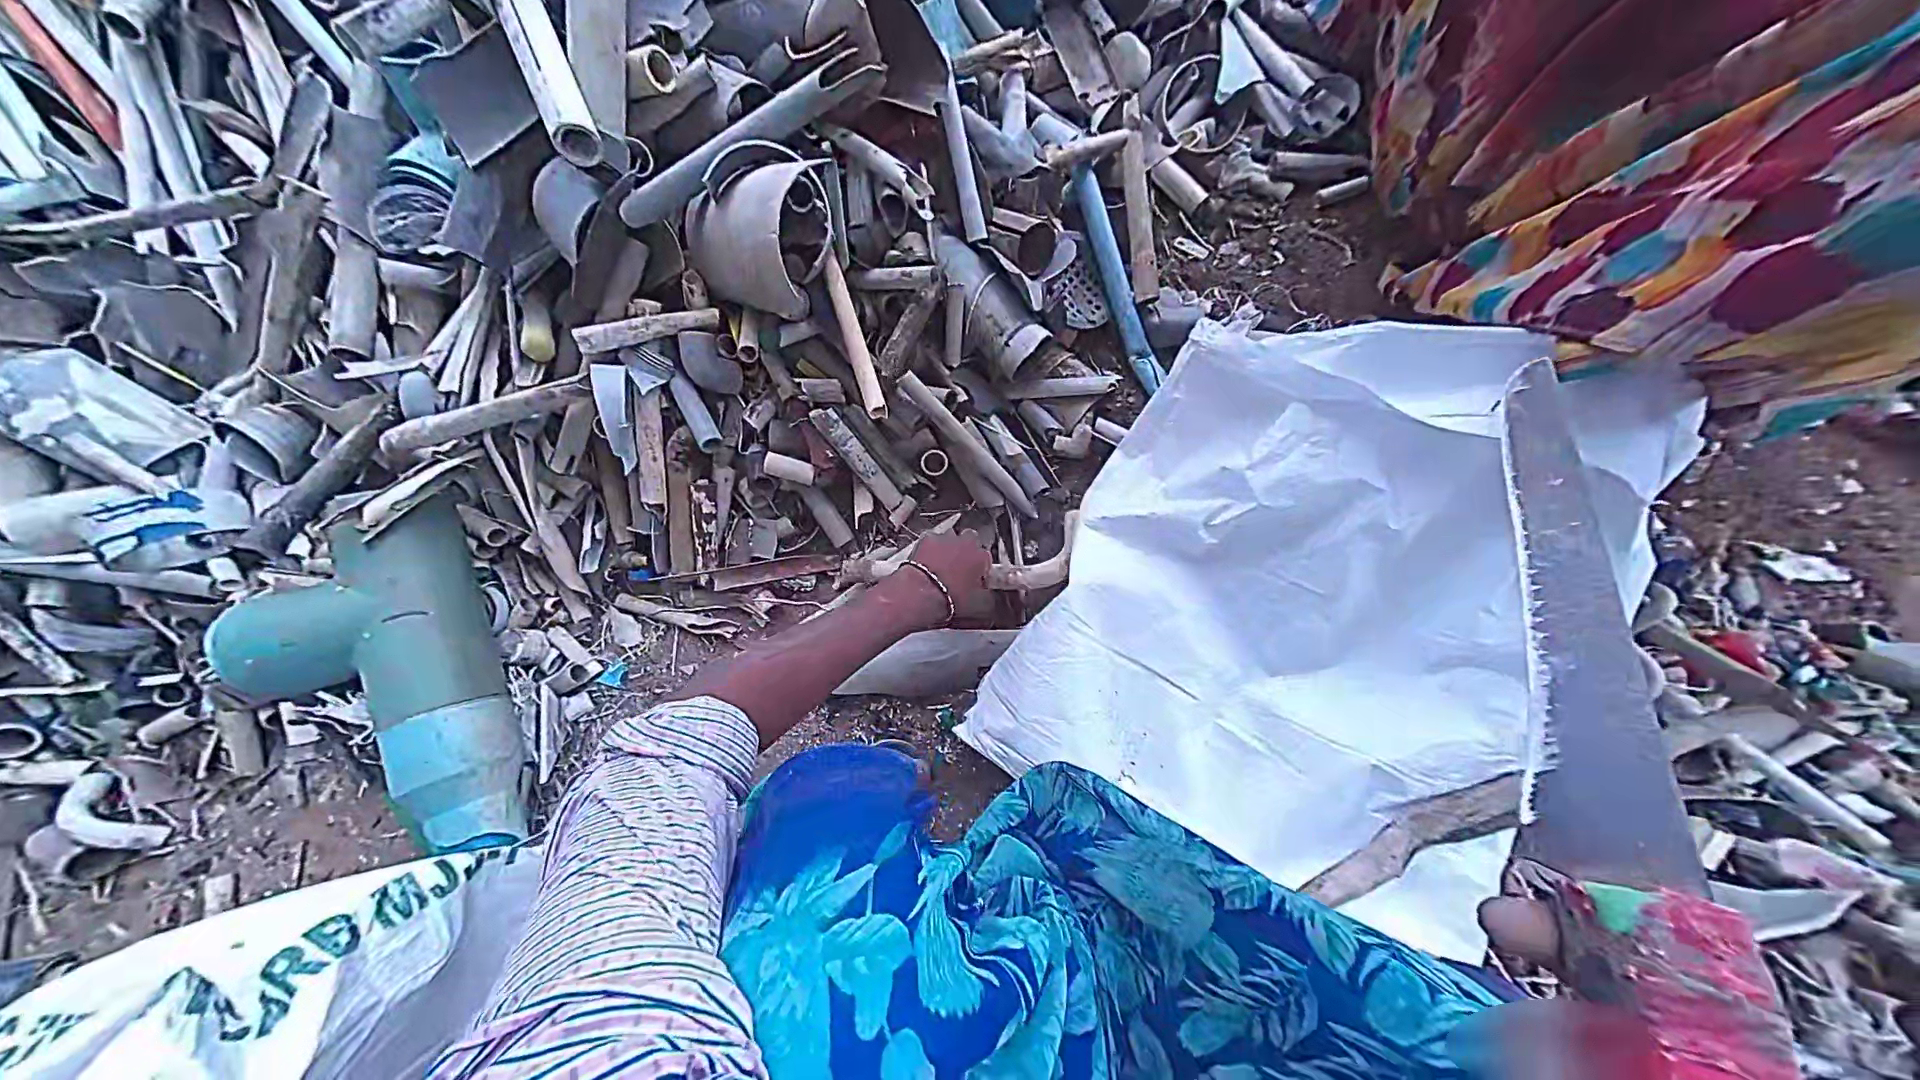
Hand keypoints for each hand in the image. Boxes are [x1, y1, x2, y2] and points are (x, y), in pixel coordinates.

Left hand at [909, 531, 994, 624]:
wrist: (921, 594)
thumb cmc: (950, 599)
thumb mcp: (980, 605)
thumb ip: (989, 596)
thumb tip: (990, 598)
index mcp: (982, 556)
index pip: (986, 557)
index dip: (981, 568)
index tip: (976, 578)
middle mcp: (966, 542)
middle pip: (970, 540)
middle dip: (966, 551)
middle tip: (959, 568)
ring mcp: (946, 538)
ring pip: (950, 537)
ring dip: (948, 547)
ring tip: (941, 565)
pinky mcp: (926, 538)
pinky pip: (931, 540)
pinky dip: (929, 548)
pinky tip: (926, 562)